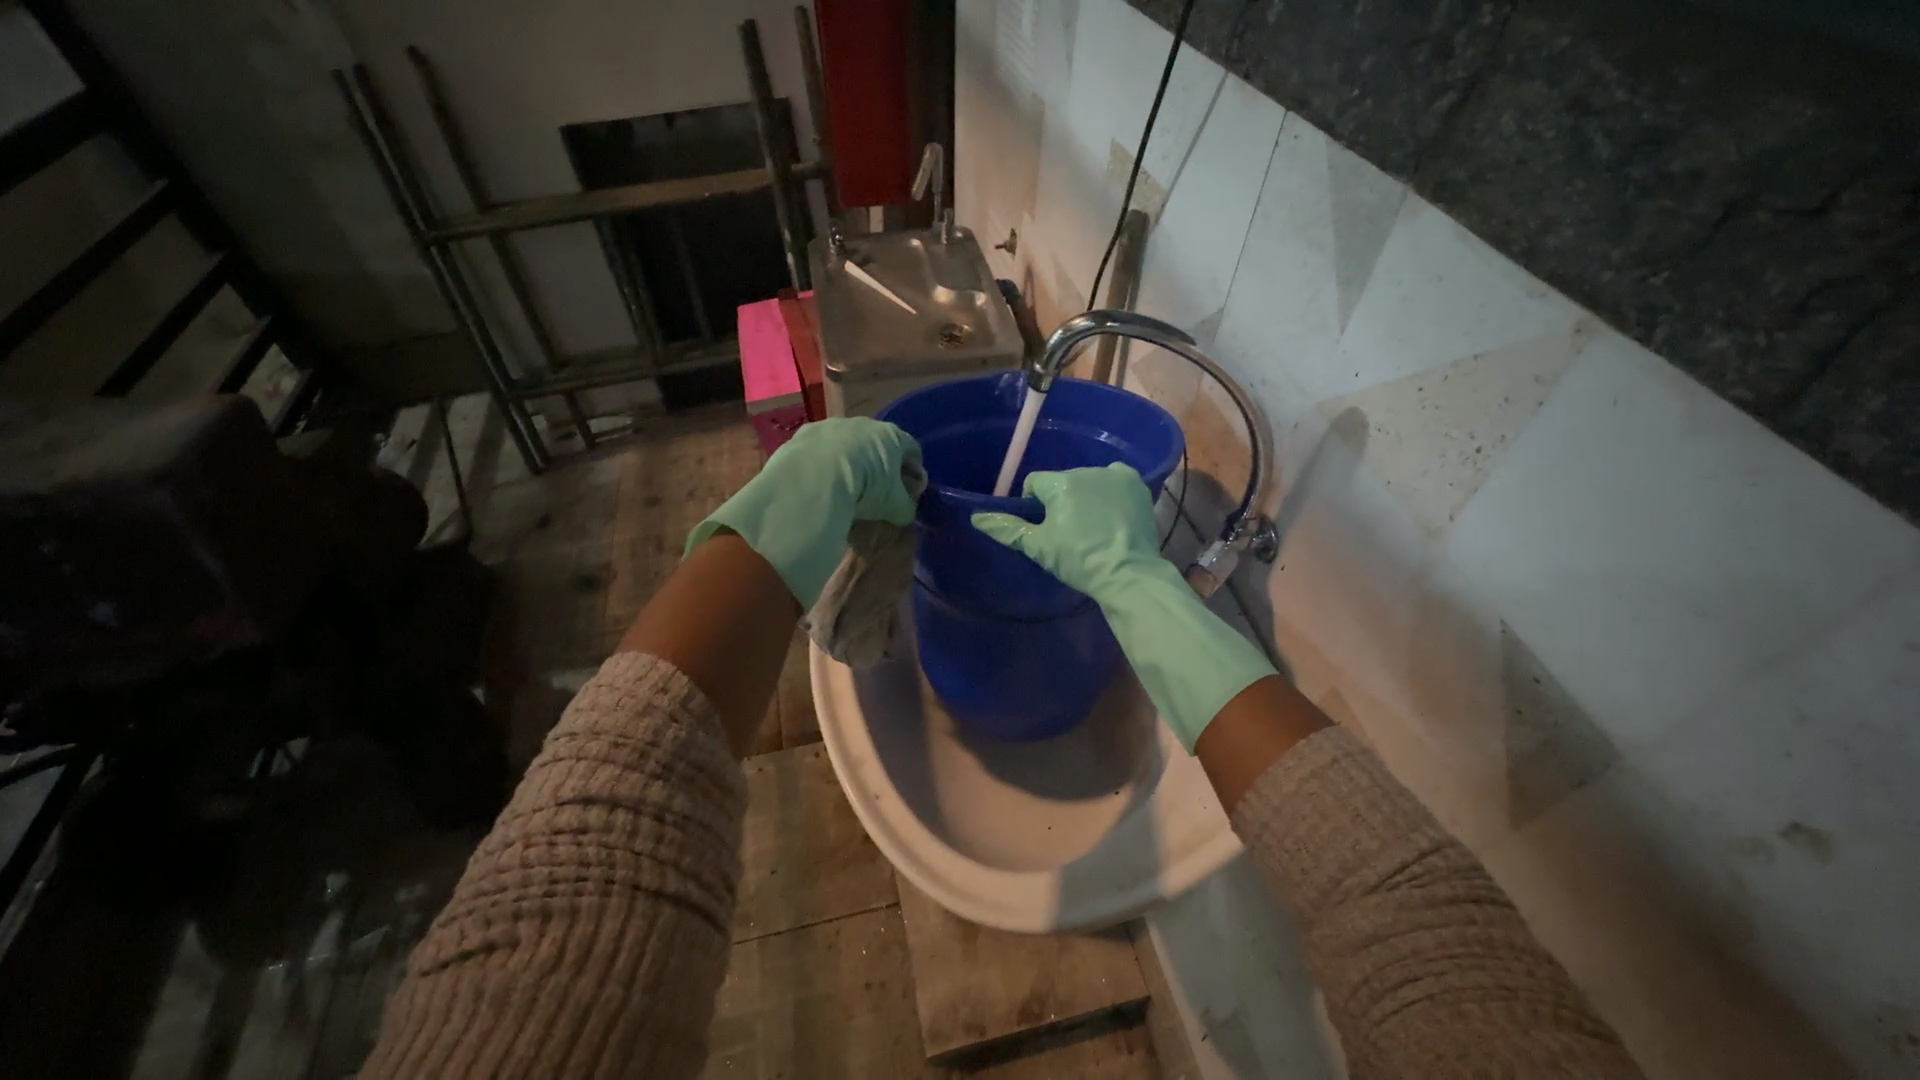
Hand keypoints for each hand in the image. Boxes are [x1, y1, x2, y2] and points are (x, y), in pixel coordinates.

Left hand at [687, 418, 920, 606]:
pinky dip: (822, 463)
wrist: (815, 478)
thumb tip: (906, 510)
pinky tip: (818, 483)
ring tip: (844, 489)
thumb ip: (906, 507)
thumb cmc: (866, 488)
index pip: (913, 449)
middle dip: (880, 466)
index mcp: (893, 436)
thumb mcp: (895, 507)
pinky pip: (820, 450)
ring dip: (850, 462)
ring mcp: (832, 425)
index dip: (914, 471)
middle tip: (876, 492)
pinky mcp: (804, 433)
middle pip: (879, 444)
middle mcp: (865, 423)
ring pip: (847, 444)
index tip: (910, 491)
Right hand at [968, 462, 1162, 604]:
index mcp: (1060, 483)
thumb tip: (977, 517)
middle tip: (1070, 531)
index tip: (1045, 527)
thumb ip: (1006, 528)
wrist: (1126, 573)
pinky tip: (1113, 514)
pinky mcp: (1136, 485)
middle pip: (1063, 481)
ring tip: (1094, 526)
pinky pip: (1115, 480)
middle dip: (1062, 500)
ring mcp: (1115, 476)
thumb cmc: (1078, 560)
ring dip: (1087, 495)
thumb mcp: (1038, 547)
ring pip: (1089, 480)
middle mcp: (1087, 471)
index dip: (1034, 504)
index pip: (1035, 483)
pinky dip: (1111, 492)